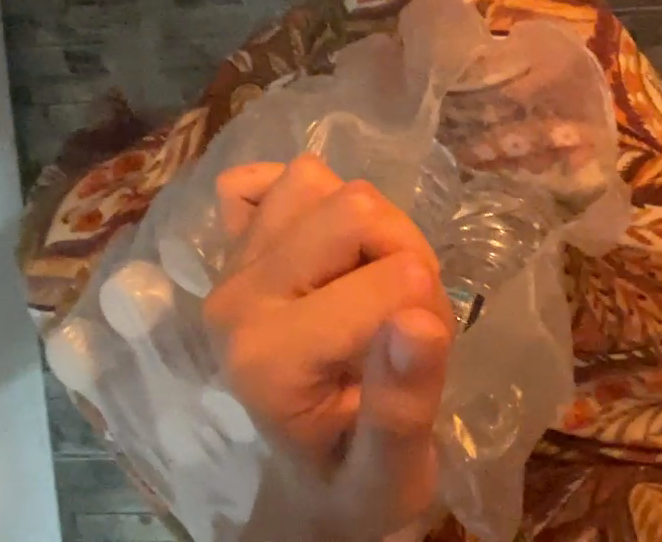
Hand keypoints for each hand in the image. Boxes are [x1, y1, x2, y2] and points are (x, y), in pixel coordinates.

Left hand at [202, 156, 453, 537]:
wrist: (302, 479)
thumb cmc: (354, 482)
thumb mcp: (393, 474)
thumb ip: (403, 405)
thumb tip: (419, 320)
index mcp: (273, 358)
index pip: (393, 278)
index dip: (432, 306)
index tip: (426, 350)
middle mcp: (238, 298)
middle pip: (354, 207)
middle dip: (406, 249)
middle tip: (407, 306)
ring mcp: (229, 265)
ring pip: (314, 178)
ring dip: (364, 220)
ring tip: (370, 274)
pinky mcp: (229, 244)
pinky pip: (259, 180)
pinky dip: (299, 196)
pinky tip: (320, 245)